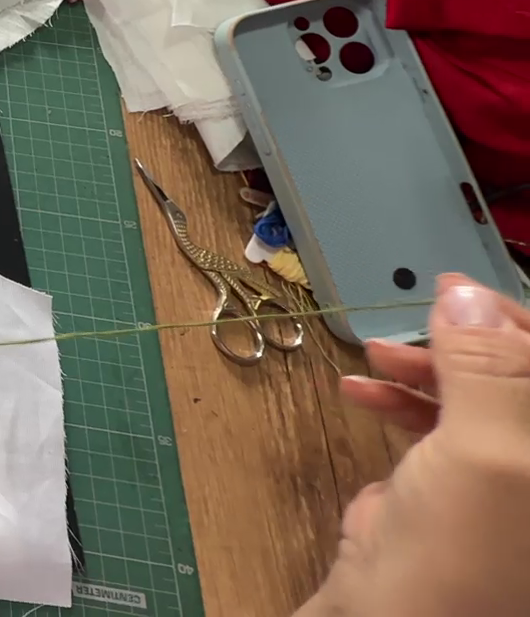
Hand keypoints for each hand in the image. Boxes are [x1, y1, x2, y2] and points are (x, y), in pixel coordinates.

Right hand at [299, 274, 529, 615]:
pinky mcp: (462, 482)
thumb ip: (486, 371)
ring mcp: (511, 474)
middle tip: (416, 323)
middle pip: (523, 377)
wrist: (402, 616)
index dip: (522, 326)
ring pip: (481, 394)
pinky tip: (362, 391)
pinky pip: (442, 421)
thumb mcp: (487, 453)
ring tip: (376, 358)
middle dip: (471, 345)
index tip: (461, 291)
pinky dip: (402, 398)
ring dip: (428, 368)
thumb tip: (467, 295)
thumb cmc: (470, 548)